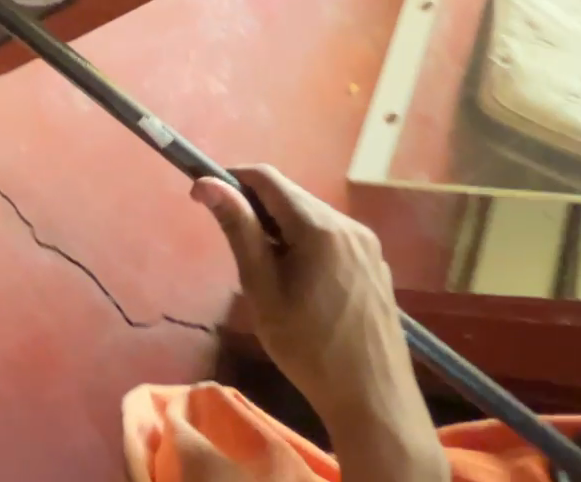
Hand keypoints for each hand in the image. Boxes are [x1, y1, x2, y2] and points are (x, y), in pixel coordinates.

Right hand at [191, 166, 416, 428]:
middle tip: (234, 244)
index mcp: (320, 228)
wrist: (375, 403)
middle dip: (254, 206)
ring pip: (308, 214)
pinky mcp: (374, 265)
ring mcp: (367, 246)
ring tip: (265, 268)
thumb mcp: (261, 287)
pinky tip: (298, 280)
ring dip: (278, 225)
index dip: (230, 180)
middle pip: (288, 194)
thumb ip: (238, 229)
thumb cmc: (307, 346)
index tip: (205, 201)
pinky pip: (329, 235)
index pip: (266, 177)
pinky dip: (303, 240)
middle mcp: (349, 226)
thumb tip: (205, 183)